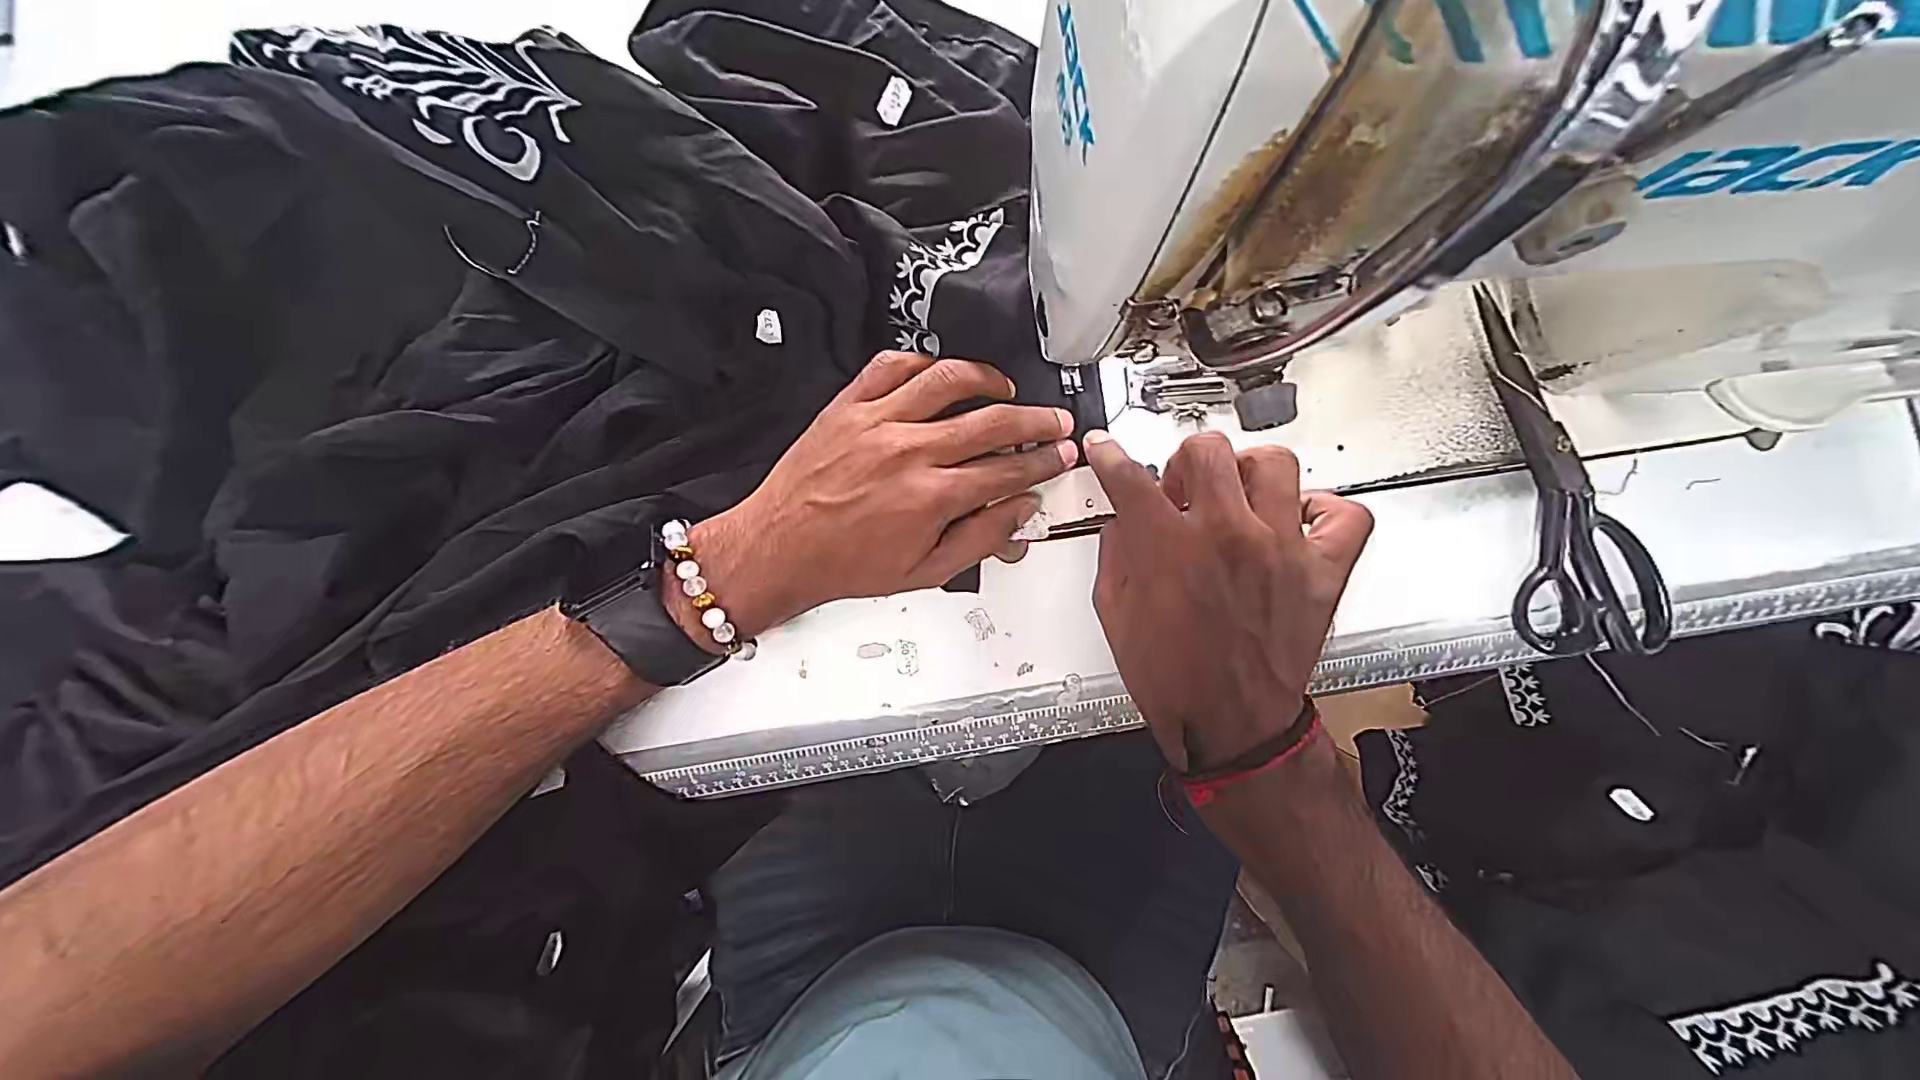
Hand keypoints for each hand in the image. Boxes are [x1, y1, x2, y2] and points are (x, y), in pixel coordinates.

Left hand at [675, 352, 1077, 642]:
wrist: (781, 548)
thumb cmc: (843, 562)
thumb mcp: (925, 571)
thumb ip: (981, 538)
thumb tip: (1018, 512)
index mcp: (930, 496)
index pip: (1008, 470)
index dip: (1045, 461)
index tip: (1059, 455)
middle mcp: (908, 452)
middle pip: (993, 422)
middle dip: (1036, 421)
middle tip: (1052, 421)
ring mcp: (876, 423)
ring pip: (948, 380)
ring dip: (988, 379)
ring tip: (1004, 388)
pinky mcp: (848, 407)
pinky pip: (891, 366)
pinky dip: (922, 362)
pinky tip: (938, 372)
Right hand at [1085, 431, 1371, 772]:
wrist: (1230, 725)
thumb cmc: (1175, 679)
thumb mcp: (1115, 614)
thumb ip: (1115, 555)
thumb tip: (1122, 522)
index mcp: (1166, 549)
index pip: (1128, 477)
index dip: (1110, 456)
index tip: (1108, 450)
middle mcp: (1226, 538)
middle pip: (1207, 451)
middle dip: (1184, 460)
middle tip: (1182, 486)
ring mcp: (1279, 550)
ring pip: (1274, 463)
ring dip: (1246, 471)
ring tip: (1237, 493)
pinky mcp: (1322, 572)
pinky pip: (1345, 515)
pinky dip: (1324, 508)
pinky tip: (1297, 519)